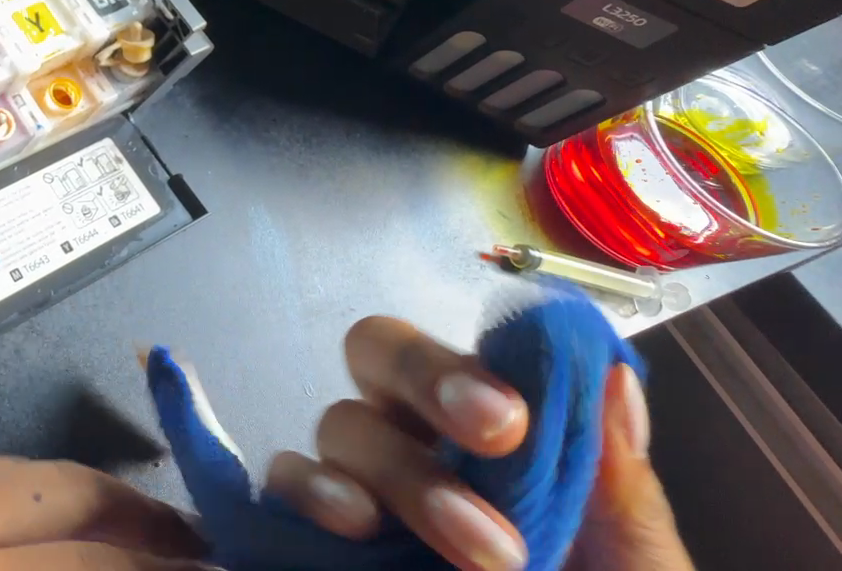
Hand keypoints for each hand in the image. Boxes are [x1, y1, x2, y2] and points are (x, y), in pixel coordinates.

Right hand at [262, 317, 693, 570]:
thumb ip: (619, 487)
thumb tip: (608, 376)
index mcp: (484, 431)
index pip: (456, 354)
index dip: (462, 366)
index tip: (512, 418)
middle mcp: (410, 436)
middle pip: (376, 354)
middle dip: (424, 379)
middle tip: (495, 436)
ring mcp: (356, 479)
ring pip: (340, 424)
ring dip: (397, 471)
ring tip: (476, 552)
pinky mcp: (310, 525)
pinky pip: (285, 482)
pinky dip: (309, 489)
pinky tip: (353, 522)